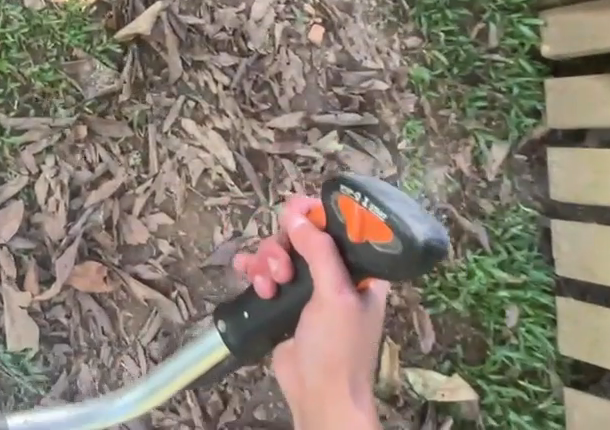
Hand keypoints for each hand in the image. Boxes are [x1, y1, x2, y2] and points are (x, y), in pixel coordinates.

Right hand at [232, 196, 386, 429]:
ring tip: (267, 286)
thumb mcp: (335, 296)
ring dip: (265, 262)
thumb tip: (296, 214)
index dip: (314, 215)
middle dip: (282, 247)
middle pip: (299, 235)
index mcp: (358, 271)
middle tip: (282, 270)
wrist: (318, 395)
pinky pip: (261, 268)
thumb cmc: (338, 348)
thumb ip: (318, 252)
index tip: (293, 215)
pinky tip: (250, 280)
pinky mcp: (283, 298)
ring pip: (277, 250)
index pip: (338, 227)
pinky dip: (252, 269)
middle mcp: (333, 274)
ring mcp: (307, 287)